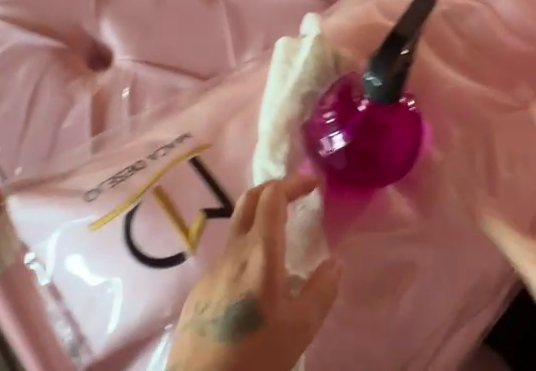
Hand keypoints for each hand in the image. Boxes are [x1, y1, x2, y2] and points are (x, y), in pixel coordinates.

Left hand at [167, 174, 341, 370]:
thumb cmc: (255, 355)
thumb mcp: (301, 328)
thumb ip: (321, 291)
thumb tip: (335, 262)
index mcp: (260, 254)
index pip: (272, 197)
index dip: (292, 182)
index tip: (313, 184)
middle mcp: (233, 253)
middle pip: (248, 200)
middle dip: (273, 188)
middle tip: (296, 193)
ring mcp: (212, 270)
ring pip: (237, 230)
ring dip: (260, 221)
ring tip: (282, 239)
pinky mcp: (200, 291)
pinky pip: (228, 260)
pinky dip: (248, 252)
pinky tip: (258, 282)